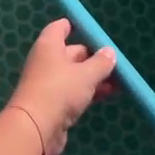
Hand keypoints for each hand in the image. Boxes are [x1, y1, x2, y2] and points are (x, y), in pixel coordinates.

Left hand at [6, 19, 116, 154]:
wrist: (35, 128)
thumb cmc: (59, 90)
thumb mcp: (85, 75)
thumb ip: (100, 63)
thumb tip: (110, 52)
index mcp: (49, 45)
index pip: (60, 27)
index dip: (75, 26)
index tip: (94, 31)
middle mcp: (47, 60)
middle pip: (71, 52)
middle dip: (93, 56)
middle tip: (115, 62)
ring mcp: (49, 83)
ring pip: (75, 74)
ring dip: (94, 77)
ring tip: (119, 81)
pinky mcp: (53, 103)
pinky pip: (74, 92)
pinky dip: (89, 91)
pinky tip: (108, 94)